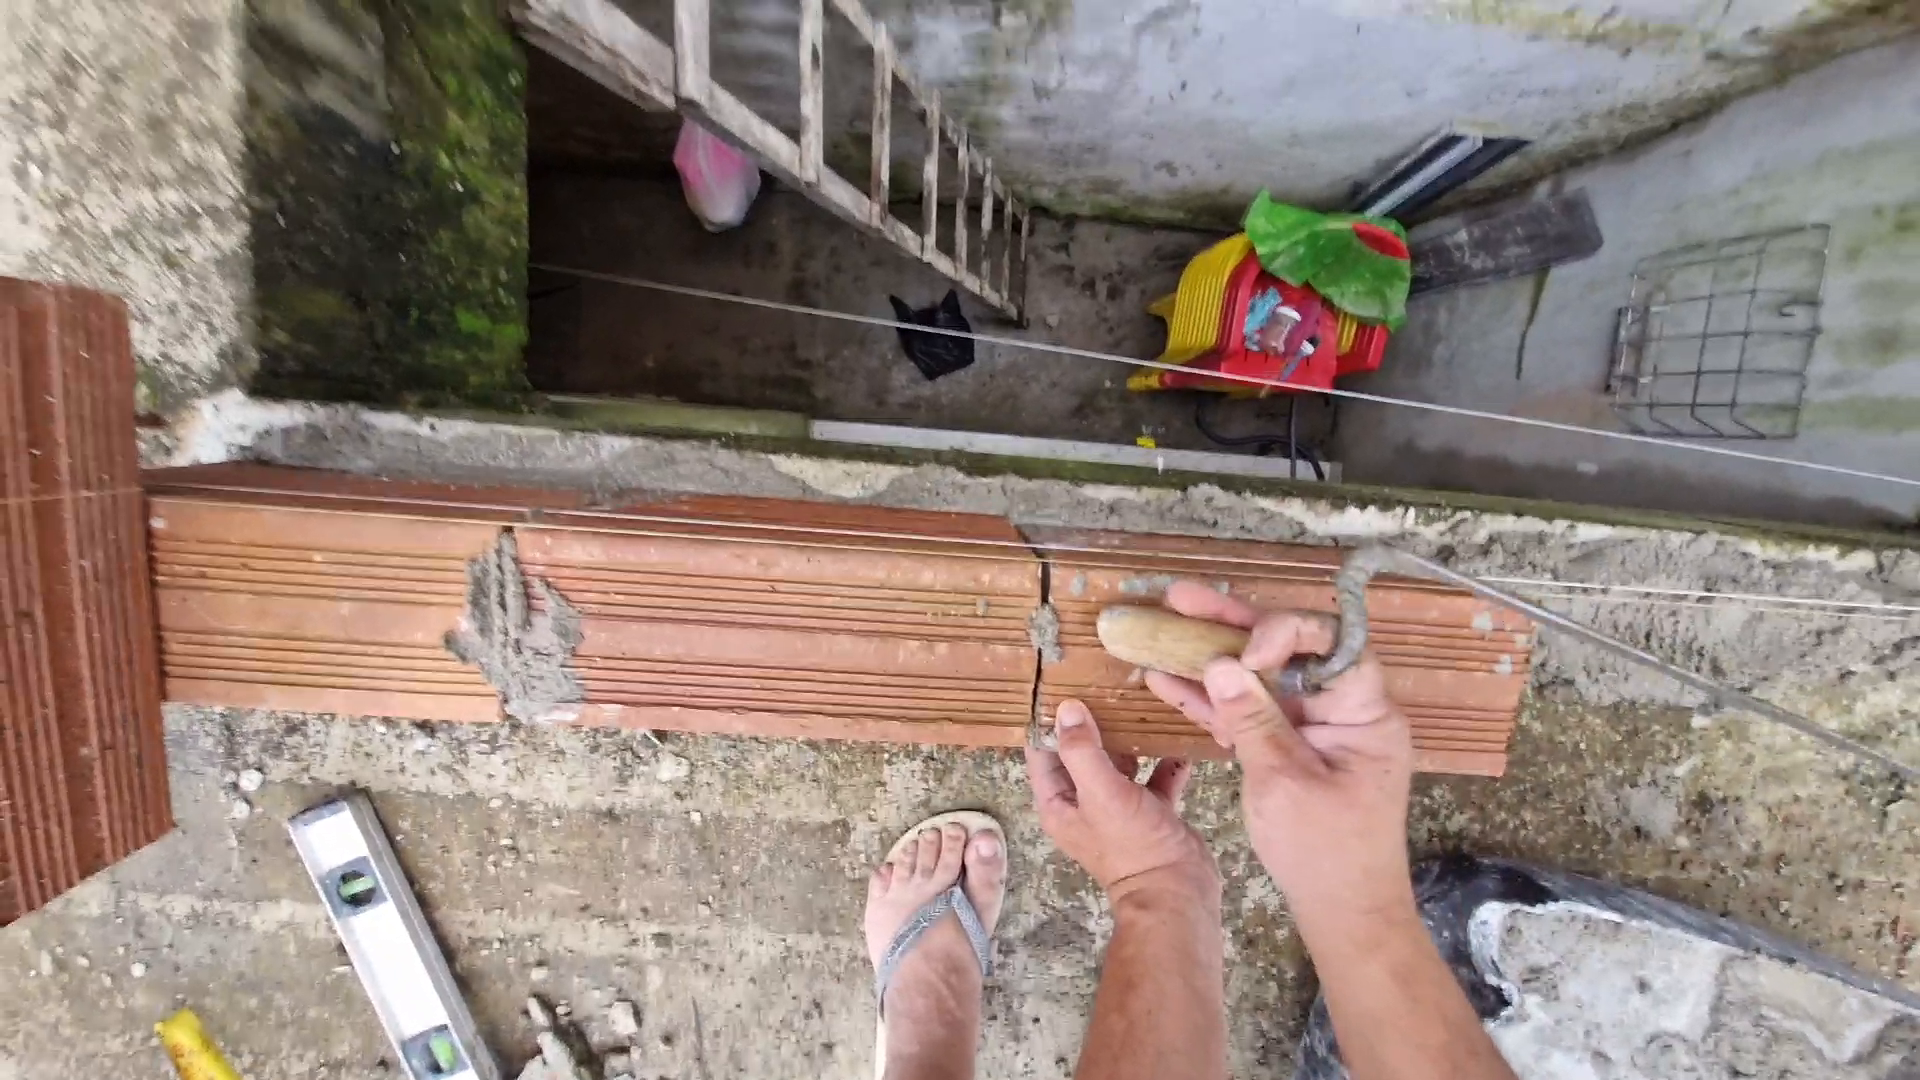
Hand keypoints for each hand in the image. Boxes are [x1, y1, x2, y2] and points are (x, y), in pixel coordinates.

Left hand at [1025, 700, 1218, 902]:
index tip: (1061, 685)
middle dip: (1093, 723)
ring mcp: (1118, 808)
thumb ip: (1081, 749)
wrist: (1179, 894)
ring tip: (1140, 705)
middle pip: (1081, 753)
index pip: (1042, 752)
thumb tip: (1066, 708)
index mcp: (1059, 802)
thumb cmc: (1132, 845)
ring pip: (1118, 763)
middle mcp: (1084, 803)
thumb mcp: (1101, 792)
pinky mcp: (1150, 813)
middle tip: (1105, 685)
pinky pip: (1154, 779)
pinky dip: (1163, 762)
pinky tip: (1178, 741)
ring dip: (1128, 739)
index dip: (1048, 721)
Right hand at [1143, 581, 1413, 933]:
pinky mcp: (1278, 743)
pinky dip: (1206, 698)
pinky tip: (1165, 679)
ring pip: (1253, 676)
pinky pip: (1241, 710)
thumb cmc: (1327, 852)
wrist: (1339, 910)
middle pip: (1283, 650)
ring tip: (1162, 625)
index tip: (1246, 652)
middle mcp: (1335, 708)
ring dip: (1207, 654)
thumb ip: (1252, 720)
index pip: (1331, 644)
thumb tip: (1219, 666)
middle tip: (1181, 599)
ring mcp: (1304, 724)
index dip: (1284, 633)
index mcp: (1363, 713)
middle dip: (1230, 624)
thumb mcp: (1286, 782)